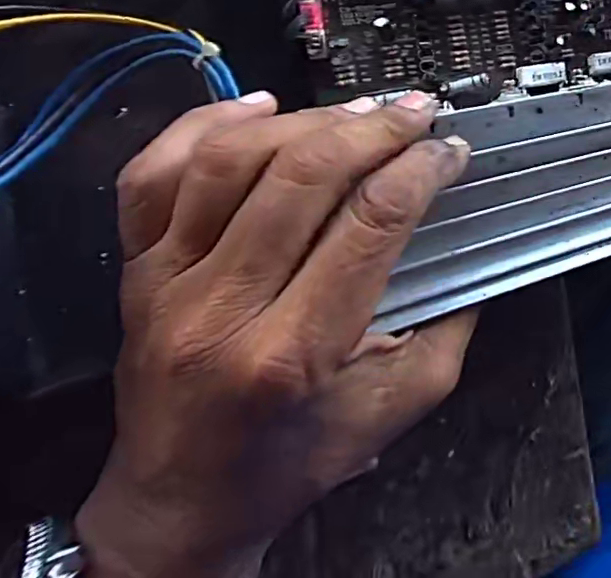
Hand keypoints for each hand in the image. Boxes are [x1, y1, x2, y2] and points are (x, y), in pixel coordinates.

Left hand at [77, 91, 473, 577]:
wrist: (179, 504)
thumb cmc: (302, 454)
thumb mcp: (407, 398)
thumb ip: (454, 317)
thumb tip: (478, 237)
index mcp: (294, 350)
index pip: (371, 222)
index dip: (422, 171)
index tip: (453, 152)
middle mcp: (220, 308)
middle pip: (304, 178)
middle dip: (377, 130)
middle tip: (420, 111)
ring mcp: (164, 283)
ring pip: (232, 162)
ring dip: (309, 120)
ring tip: (362, 110)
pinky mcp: (133, 270)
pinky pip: (151, 176)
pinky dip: (206, 125)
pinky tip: (262, 105)